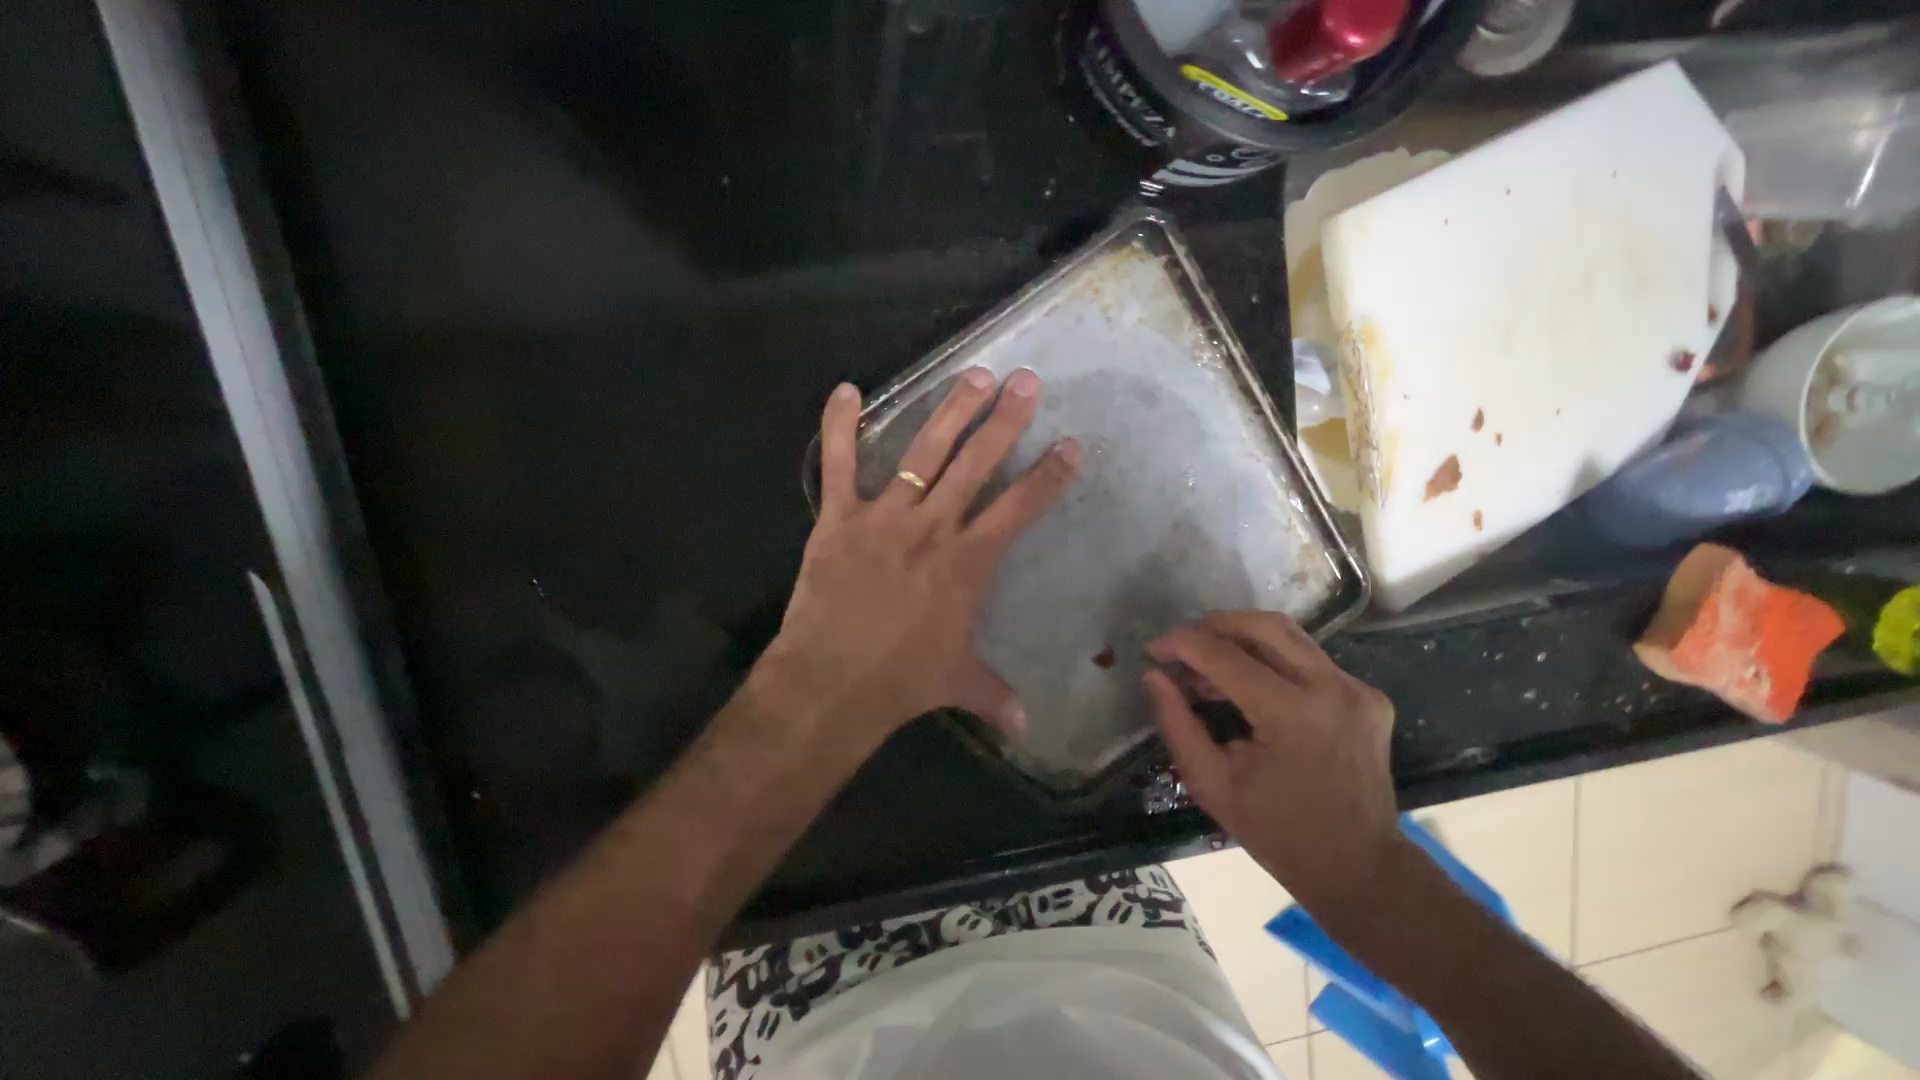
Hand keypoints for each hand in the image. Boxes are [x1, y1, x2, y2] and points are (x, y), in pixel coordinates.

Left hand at [761, 366, 1079, 748]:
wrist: (831, 683)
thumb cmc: (901, 682)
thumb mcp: (958, 683)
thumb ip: (996, 695)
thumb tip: (1027, 727)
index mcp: (968, 563)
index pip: (1019, 508)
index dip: (1048, 475)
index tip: (1070, 445)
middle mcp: (932, 528)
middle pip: (976, 464)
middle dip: (1005, 420)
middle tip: (1026, 380)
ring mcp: (884, 518)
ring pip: (922, 452)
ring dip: (950, 411)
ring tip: (974, 375)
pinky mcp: (838, 519)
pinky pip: (837, 464)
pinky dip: (838, 426)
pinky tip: (845, 389)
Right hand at [1143, 612, 1401, 913]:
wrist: (1359, 868)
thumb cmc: (1278, 833)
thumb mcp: (1212, 783)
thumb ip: (1178, 724)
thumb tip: (1153, 676)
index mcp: (1293, 715)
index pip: (1225, 656)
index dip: (1181, 644)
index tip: (1152, 650)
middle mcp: (1332, 688)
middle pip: (1264, 626)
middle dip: (1213, 626)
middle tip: (1181, 646)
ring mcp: (1357, 690)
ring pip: (1290, 636)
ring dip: (1242, 641)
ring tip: (1209, 670)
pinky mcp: (1369, 697)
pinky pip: (1311, 661)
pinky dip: (1273, 663)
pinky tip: (1251, 690)